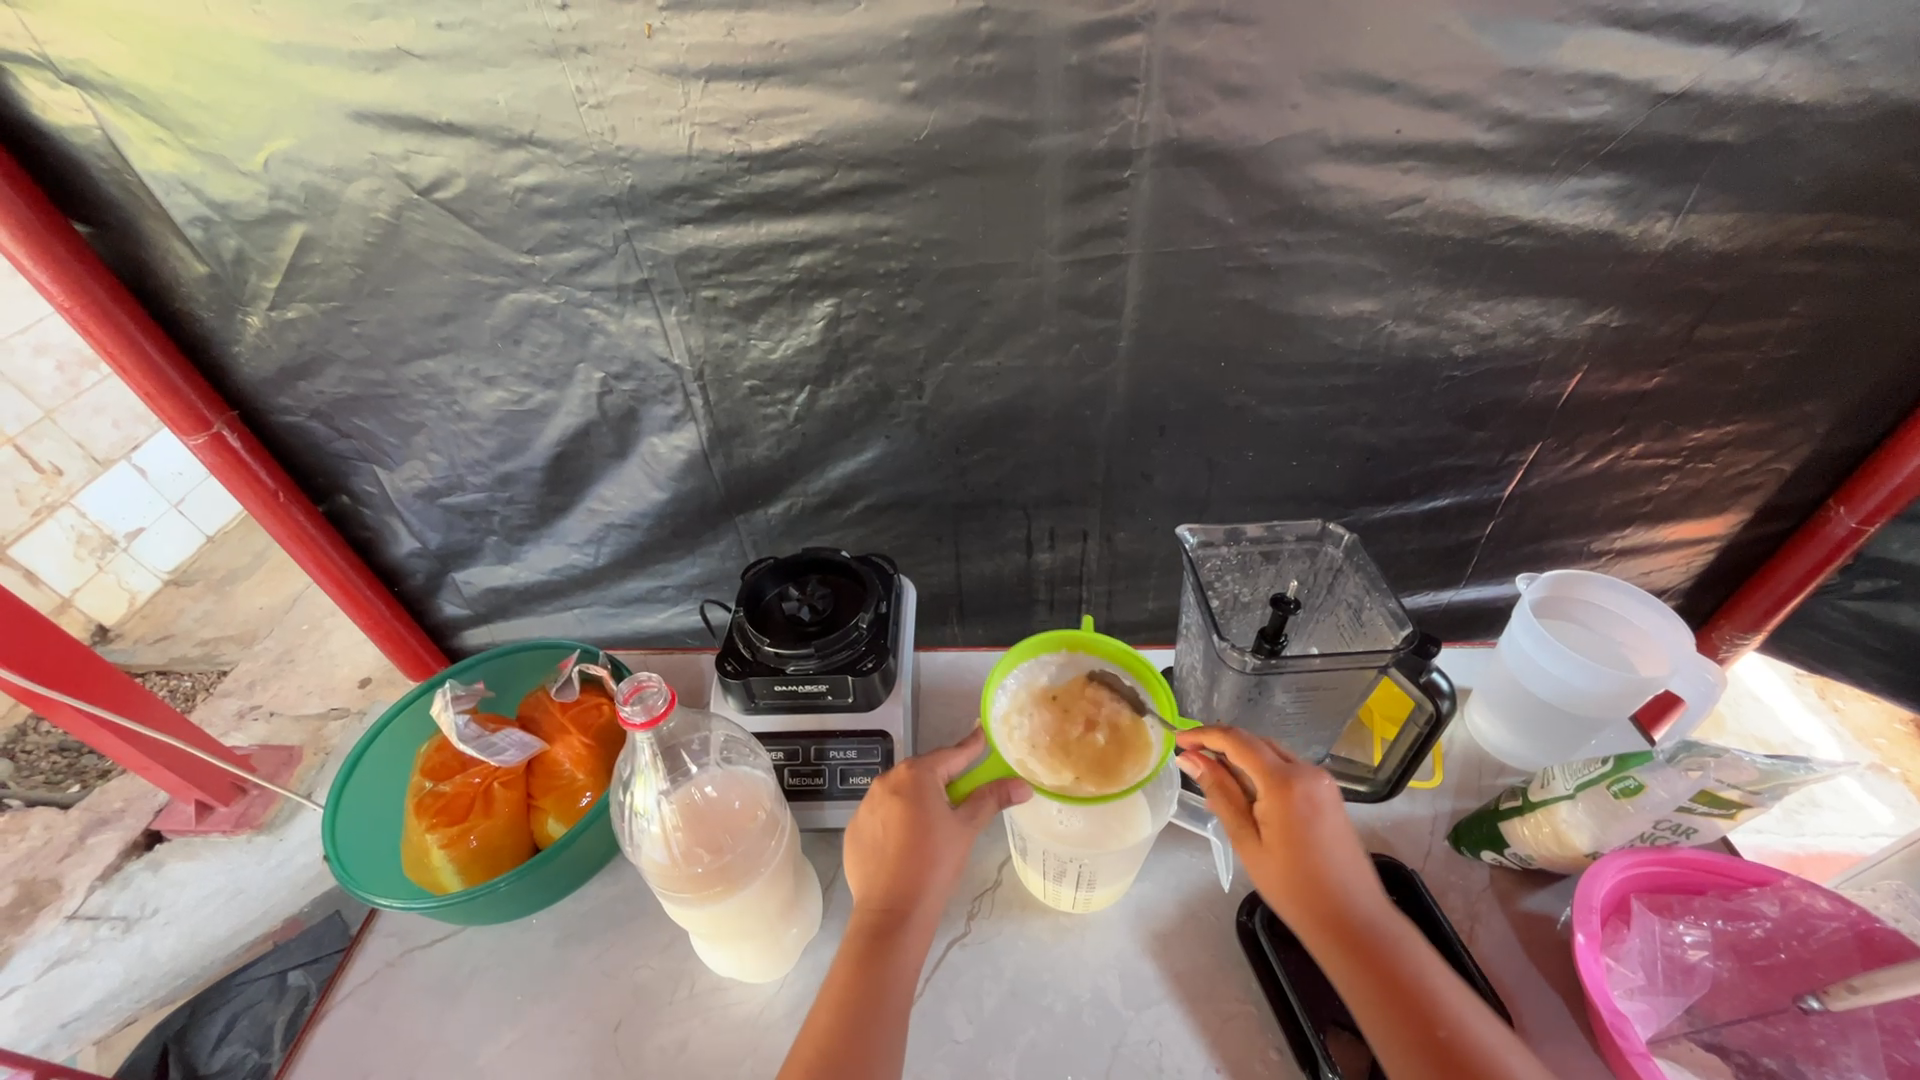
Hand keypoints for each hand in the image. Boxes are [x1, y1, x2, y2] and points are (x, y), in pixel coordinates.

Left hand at [842, 729, 1031, 931]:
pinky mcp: (854, 829)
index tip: (982, 736)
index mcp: (916, 775)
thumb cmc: (934, 864)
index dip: (970, 748)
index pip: (951, 755)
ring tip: (933, 824)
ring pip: (900, 793)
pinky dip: (896, 820)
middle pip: (923, 773)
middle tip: (962, 793)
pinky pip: (881, 815)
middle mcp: (886, 781)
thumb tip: (1023, 785)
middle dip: (943, 779)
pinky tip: (907, 843)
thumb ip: (991, 800)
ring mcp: (866, 805)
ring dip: (917, 800)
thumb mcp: (966, 829)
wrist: (892, 912)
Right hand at [1175, 726, 1388, 931]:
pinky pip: (1289, 771)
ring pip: (1273, 756)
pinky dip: (1263, 775)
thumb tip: (1190, 758)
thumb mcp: (1246, 840)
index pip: (1237, 740)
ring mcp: (1322, 782)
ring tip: (1216, 786)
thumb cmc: (1292, 887)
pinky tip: (1248, 799)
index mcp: (1284, 781)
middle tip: (1192, 764)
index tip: (1178, 740)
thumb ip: (1219, 793)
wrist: (1353, 921)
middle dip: (1222, 747)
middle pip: (1256, 743)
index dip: (1204, 735)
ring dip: (1243, 761)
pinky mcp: (1329, 795)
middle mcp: (1307, 771)